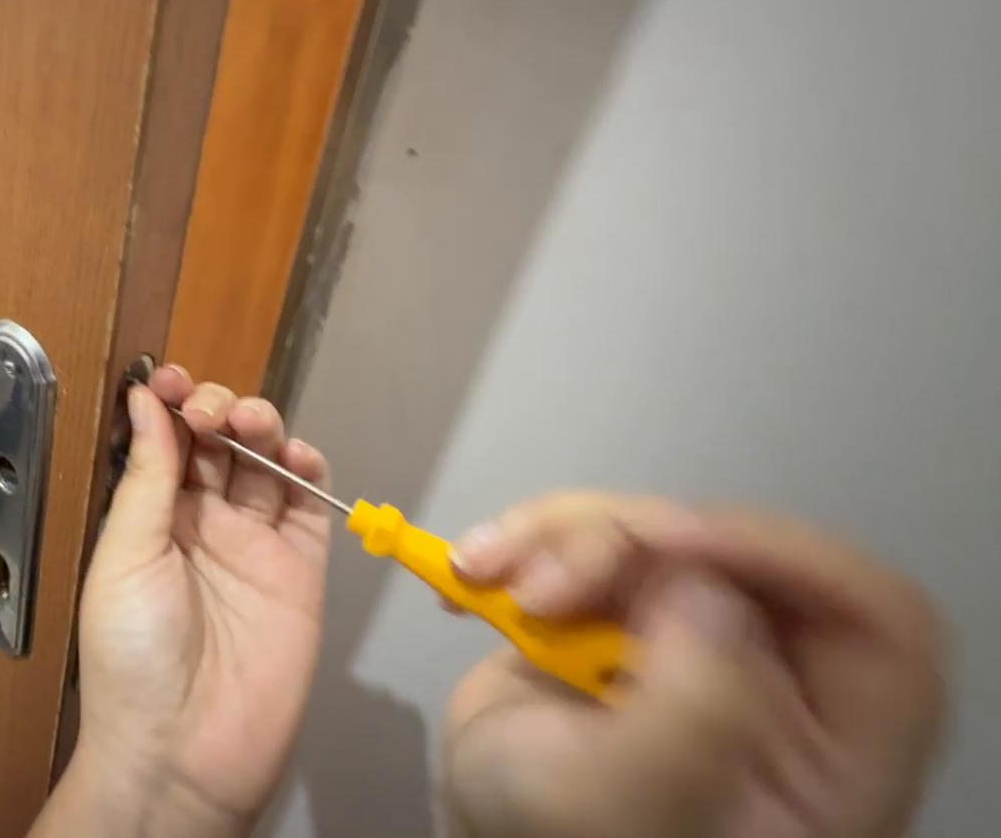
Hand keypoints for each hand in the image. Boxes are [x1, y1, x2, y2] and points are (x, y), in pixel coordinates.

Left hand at [36, 367, 331, 836]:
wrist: (183, 752)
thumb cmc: (133, 653)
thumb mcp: (126, 553)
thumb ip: (148, 475)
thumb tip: (145, 400)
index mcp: (152, 515)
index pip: (167, 440)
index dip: (170, 403)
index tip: (168, 378)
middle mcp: (202, 521)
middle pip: (218, 442)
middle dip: (216, 408)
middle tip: (210, 410)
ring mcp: (253, 543)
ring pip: (264, 463)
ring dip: (262, 428)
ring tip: (251, 424)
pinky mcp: (298, 569)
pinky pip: (308, 508)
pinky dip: (307, 471)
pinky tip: (295, 456)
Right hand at [441, 493, 947, 837]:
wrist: (483, 815)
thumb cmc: (555, 828)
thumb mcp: (624, 795)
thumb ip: (692, 710)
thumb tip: (703, 586)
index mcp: (823, 744)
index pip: (869, 615)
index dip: (779, 555)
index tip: (660, 540)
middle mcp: (764, 670)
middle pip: (724, 549)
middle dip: (612, 544)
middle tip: (532, 589)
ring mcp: (679, 627)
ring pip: (635, 524)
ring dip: (542, 535)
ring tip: (475, 575)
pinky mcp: (606, 601)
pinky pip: (573, 533)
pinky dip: (510, 541)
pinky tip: (465, 578)